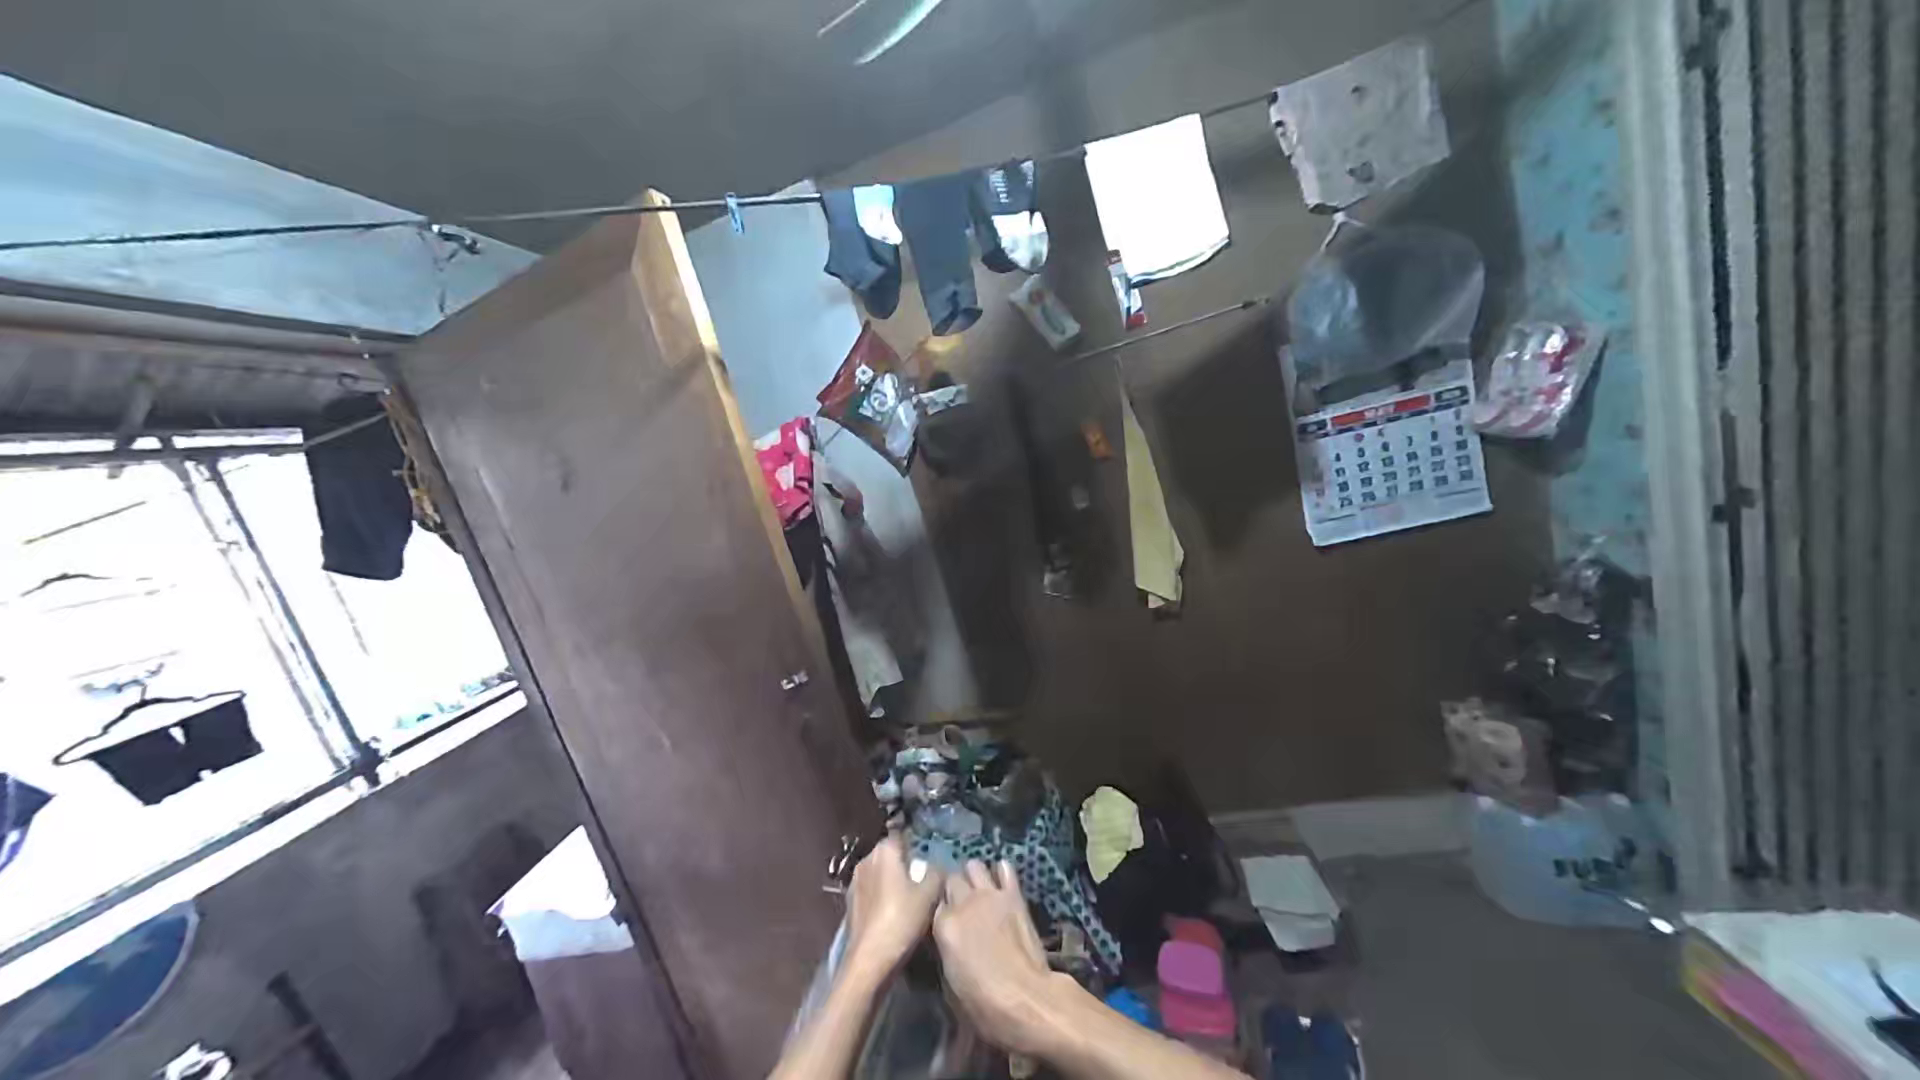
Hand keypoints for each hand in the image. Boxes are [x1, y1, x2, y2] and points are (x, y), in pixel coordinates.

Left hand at [843, 834, 941, 978]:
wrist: (869, 960)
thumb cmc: (901, 920)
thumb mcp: (929, 895)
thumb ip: (937, 873)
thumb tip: (938, 864)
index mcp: (884, 851)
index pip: (903, 835)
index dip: (917, 844)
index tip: (930, 858)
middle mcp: (866, 859)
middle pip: (891, 854)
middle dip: (906, 863)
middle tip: (924, 879)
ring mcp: (855, 881)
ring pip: (880, 872)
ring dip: (893, 880)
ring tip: (910, 898)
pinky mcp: (850, 902)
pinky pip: (872, 890)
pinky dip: (882, 896)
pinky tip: (893, 912)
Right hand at [932, 860, 1067, 1057]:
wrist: (1026, 999)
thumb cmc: (984, 1003)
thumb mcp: (950, 984)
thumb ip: (945, 950)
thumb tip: (947, 939)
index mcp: (944, 925)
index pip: (933, 903)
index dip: (939, 911)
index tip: (944, 920)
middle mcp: (963, 902)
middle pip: (951, 878)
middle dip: (954, 888)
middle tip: (960, 905)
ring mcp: (990, 894)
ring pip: (974, 866)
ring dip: (974, 876)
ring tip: (979, 891)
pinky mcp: (1014, 894)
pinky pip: (1004, 869)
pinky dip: (1001, 873)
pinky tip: (1001, 883)